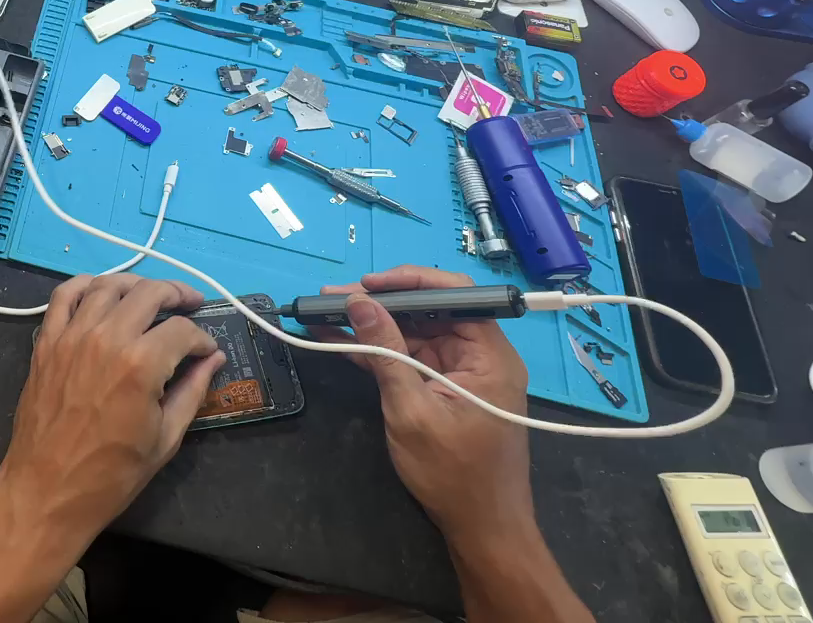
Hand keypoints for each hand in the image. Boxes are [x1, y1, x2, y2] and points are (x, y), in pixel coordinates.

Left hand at [0, 274, 224, 546]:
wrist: (47, 488)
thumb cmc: (112, 473)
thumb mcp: (165, 439)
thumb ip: (192, 391)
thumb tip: (213, 360)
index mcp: (141, 364)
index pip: (181, 330)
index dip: (202, 338)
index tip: (207, 350)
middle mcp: (107, 337)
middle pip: (148, 292)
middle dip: (176, 294)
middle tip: (190, 303)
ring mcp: (72, 334)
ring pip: (107, 285)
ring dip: (135, 283)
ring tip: (151, 293)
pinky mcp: (47, 339)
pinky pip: (64, 295)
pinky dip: (85, 284)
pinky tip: (101, 289)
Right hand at [316, 266, 532, 543]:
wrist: (480, 530)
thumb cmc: (454, 474)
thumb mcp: (412, 410)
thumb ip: (385, 352)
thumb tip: (358, 302)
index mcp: (489, 356)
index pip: (456, 295)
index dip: (411, 281)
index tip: (367, 284)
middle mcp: (477, 355)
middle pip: (427, 310)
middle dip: (378, 301)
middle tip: (332, 296)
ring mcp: (456, 370)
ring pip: (410, 330)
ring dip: (368, 323)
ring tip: (323, 312)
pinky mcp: (438, 384)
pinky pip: (404, 354)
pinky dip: (372, 347)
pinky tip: (334, 336)